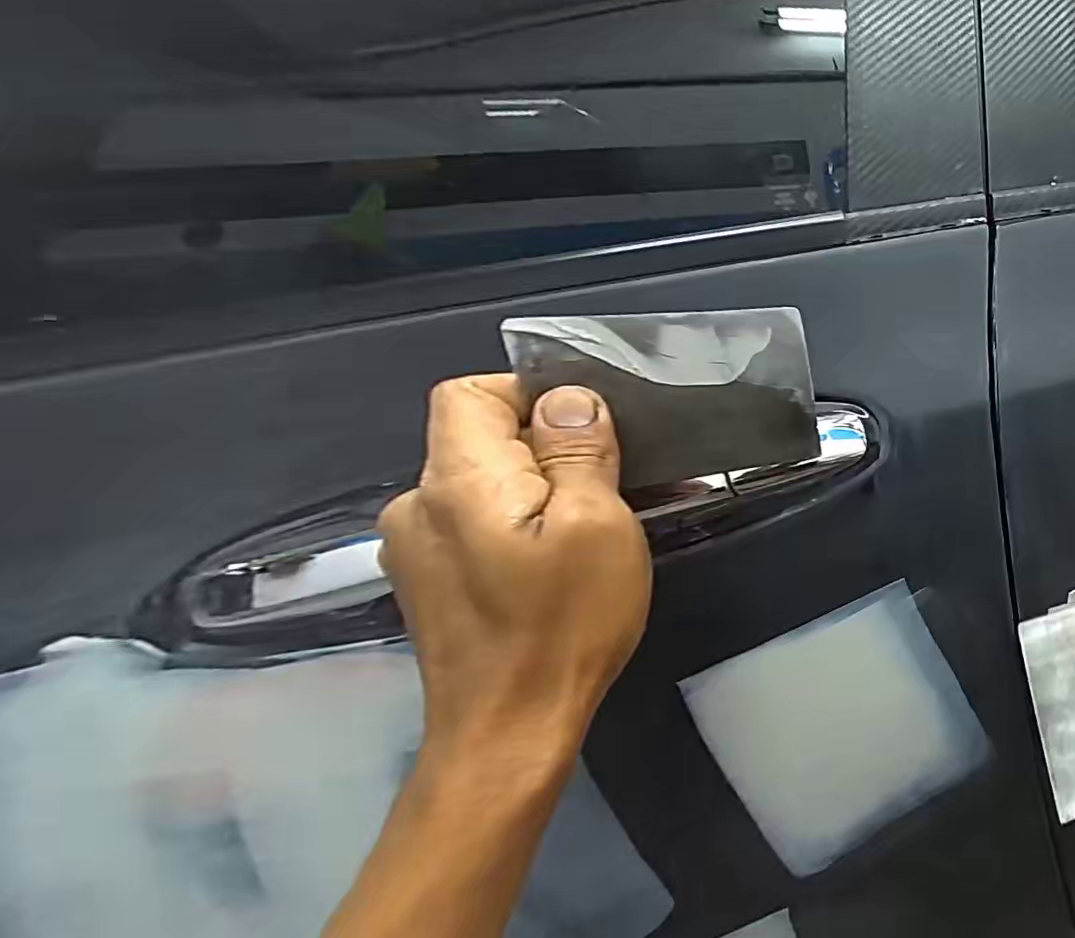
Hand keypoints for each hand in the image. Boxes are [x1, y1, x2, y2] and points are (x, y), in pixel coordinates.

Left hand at [378, 374, 652, 760]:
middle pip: (481, 435)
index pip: (471, 391)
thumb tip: (569, 397)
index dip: (532, 394)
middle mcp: (419, 503)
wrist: (511, 729)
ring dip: (544, 484)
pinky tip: (562, 554)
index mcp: (456, 481)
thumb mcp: (596, 522)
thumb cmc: (564, 621)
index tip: (588, 432)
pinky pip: (480, 517)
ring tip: (597, 522)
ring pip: (488, 479)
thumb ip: (578, 450)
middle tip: (610, 484)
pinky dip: (524, 517)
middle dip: (550, 445)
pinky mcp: (431, 576)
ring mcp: (418, 544)